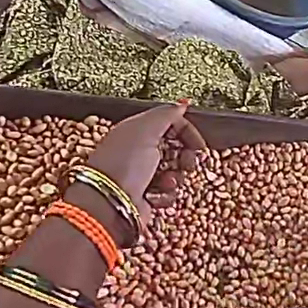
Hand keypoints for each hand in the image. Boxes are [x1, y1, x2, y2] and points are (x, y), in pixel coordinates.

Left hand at [82, 103, 206, 230]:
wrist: (109, 203)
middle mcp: (140, 151)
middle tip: (186, 164)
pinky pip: (169, 193)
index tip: (199, 146)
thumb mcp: (146, 130)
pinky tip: (155, 195)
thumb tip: (182, 104)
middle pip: (177, 149)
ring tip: (166, 182)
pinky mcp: (146, 195)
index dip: (188, 133)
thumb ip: (166, 114)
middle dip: (186, 158)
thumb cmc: (123, 164)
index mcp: (137, 130)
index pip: (171, 124)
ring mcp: (143, 174)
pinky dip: (166, 195)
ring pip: (176, 172)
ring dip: (176, 178)